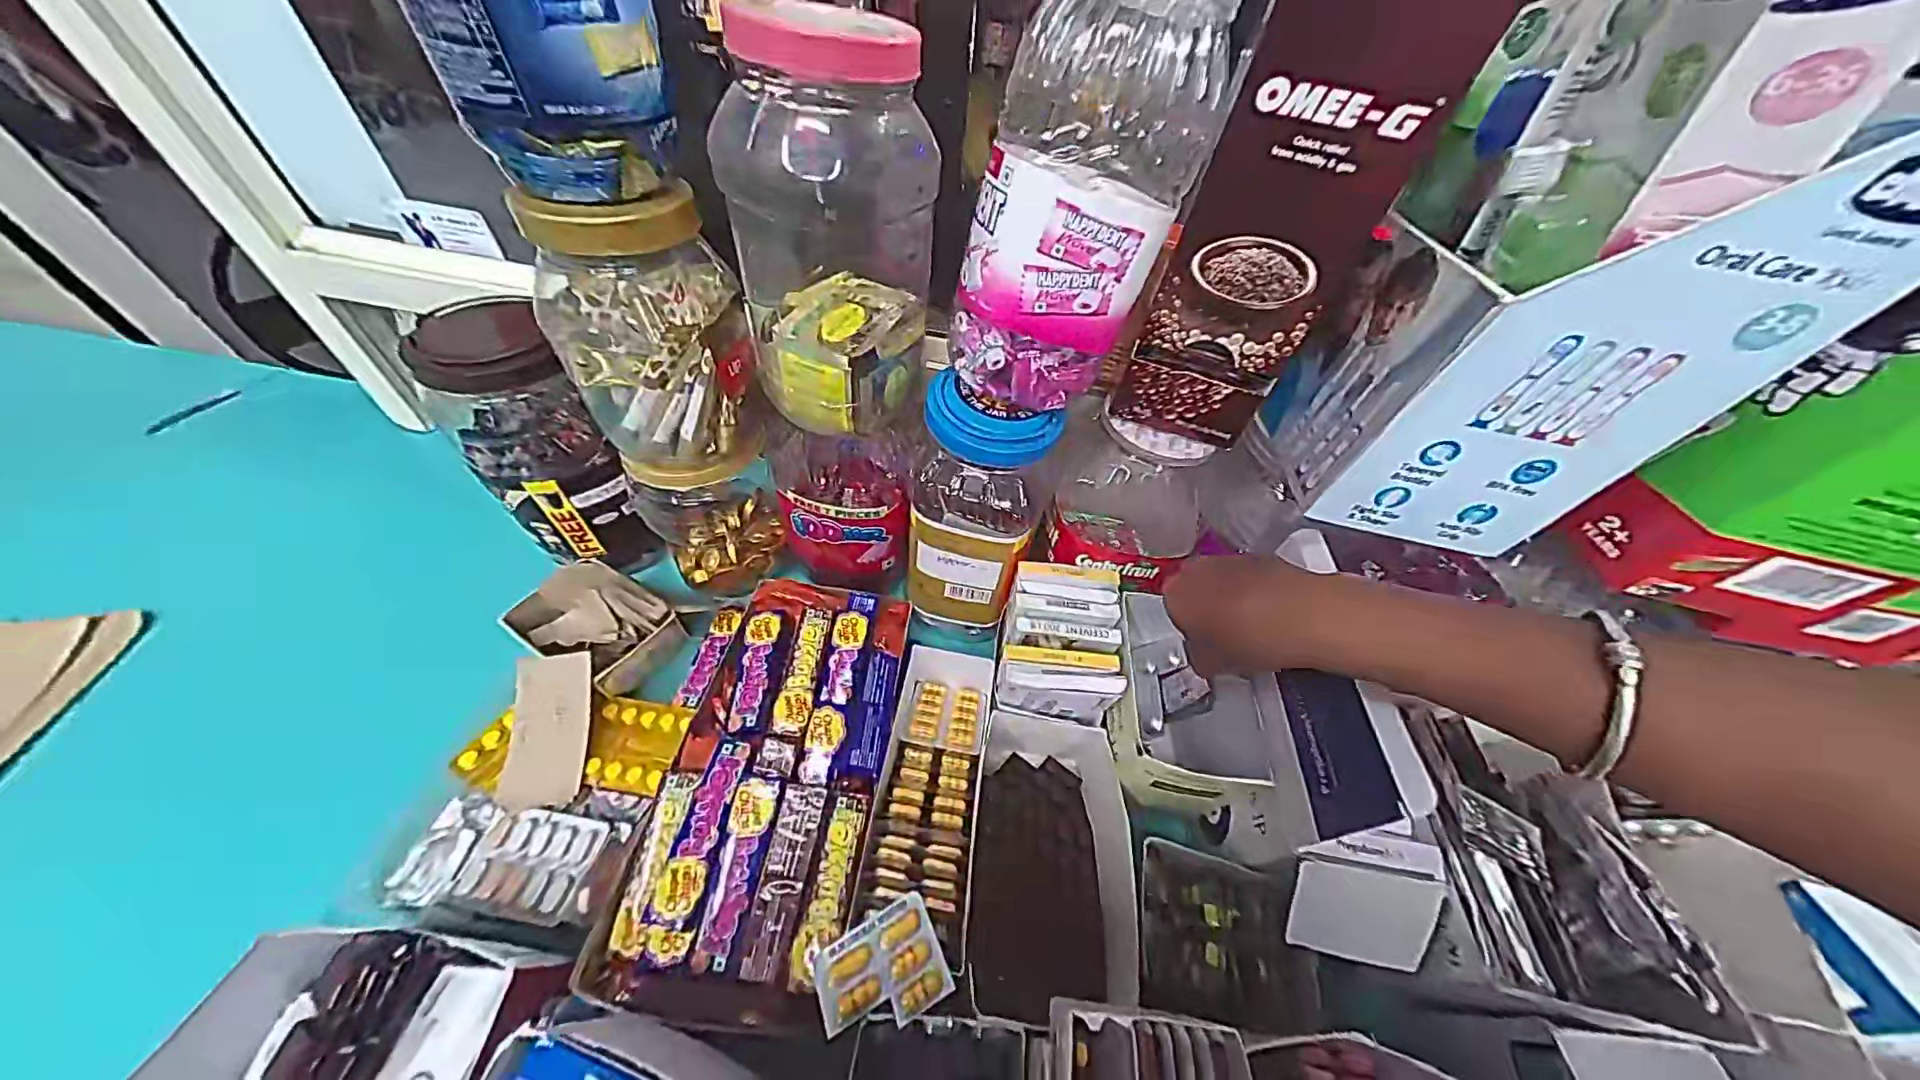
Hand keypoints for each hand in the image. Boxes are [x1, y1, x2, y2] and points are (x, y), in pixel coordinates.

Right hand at [1163, 555, 1333, 676]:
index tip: (1200, 643)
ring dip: (1229, 599)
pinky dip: (1254, 592)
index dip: (1185, 628)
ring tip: (1249, 627)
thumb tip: (1201, 657)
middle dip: (1204, 608)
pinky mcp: (1262, 557)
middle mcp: (1196, 569)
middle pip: (1193, 589)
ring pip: (1220, 581)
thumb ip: (1198, 658)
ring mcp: (1230, 559)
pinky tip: (1270, 616)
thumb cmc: (1249, 640)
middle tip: (1221, 635)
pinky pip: (1248, 578)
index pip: (1170, 610)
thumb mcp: (1213, 664)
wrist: (1306, 616)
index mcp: (1174, 594)